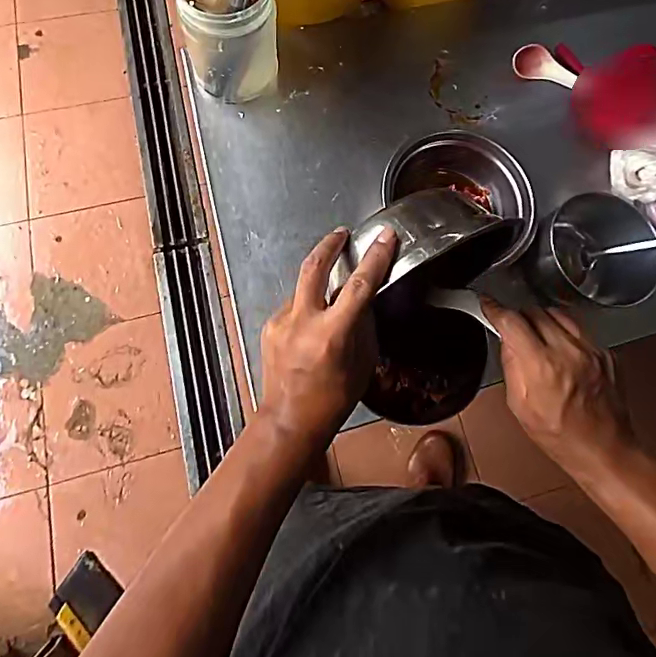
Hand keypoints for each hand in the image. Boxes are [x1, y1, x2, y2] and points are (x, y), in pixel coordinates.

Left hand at [259, 227, 396, 447]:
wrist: (289, 421)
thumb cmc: (330, 401)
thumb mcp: (362, 364)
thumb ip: (364, 326)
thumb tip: (365, 300)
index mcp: (332, 334)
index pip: (359, 285)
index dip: (375, 257)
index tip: (385, 238)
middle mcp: (303, 323)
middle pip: (314, 266)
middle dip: (329, 244)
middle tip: (341, 234)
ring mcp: (282, 323)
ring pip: (303, 287)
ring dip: (319, 285)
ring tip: (330, 300)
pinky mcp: (270, 326)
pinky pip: (294, 306)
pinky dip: (307, 308)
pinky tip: (312, 327)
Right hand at [483, 298, 637, 480]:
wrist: (604, 450)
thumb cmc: (563, 436)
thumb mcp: (520, 406)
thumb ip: (511, 366)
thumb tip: (506, 339)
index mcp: (542, 366)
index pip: (511, 320)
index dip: (495, 309)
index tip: (488, 304)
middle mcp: (568, 352)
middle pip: (534, 311)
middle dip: (520, 318)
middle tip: (517, 334)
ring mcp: (590, 350)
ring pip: (558, 314)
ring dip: (543, 322)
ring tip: (541, 343)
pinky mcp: (605, 352)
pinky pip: (579, 329)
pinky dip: (566, 334)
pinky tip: (563, 354)